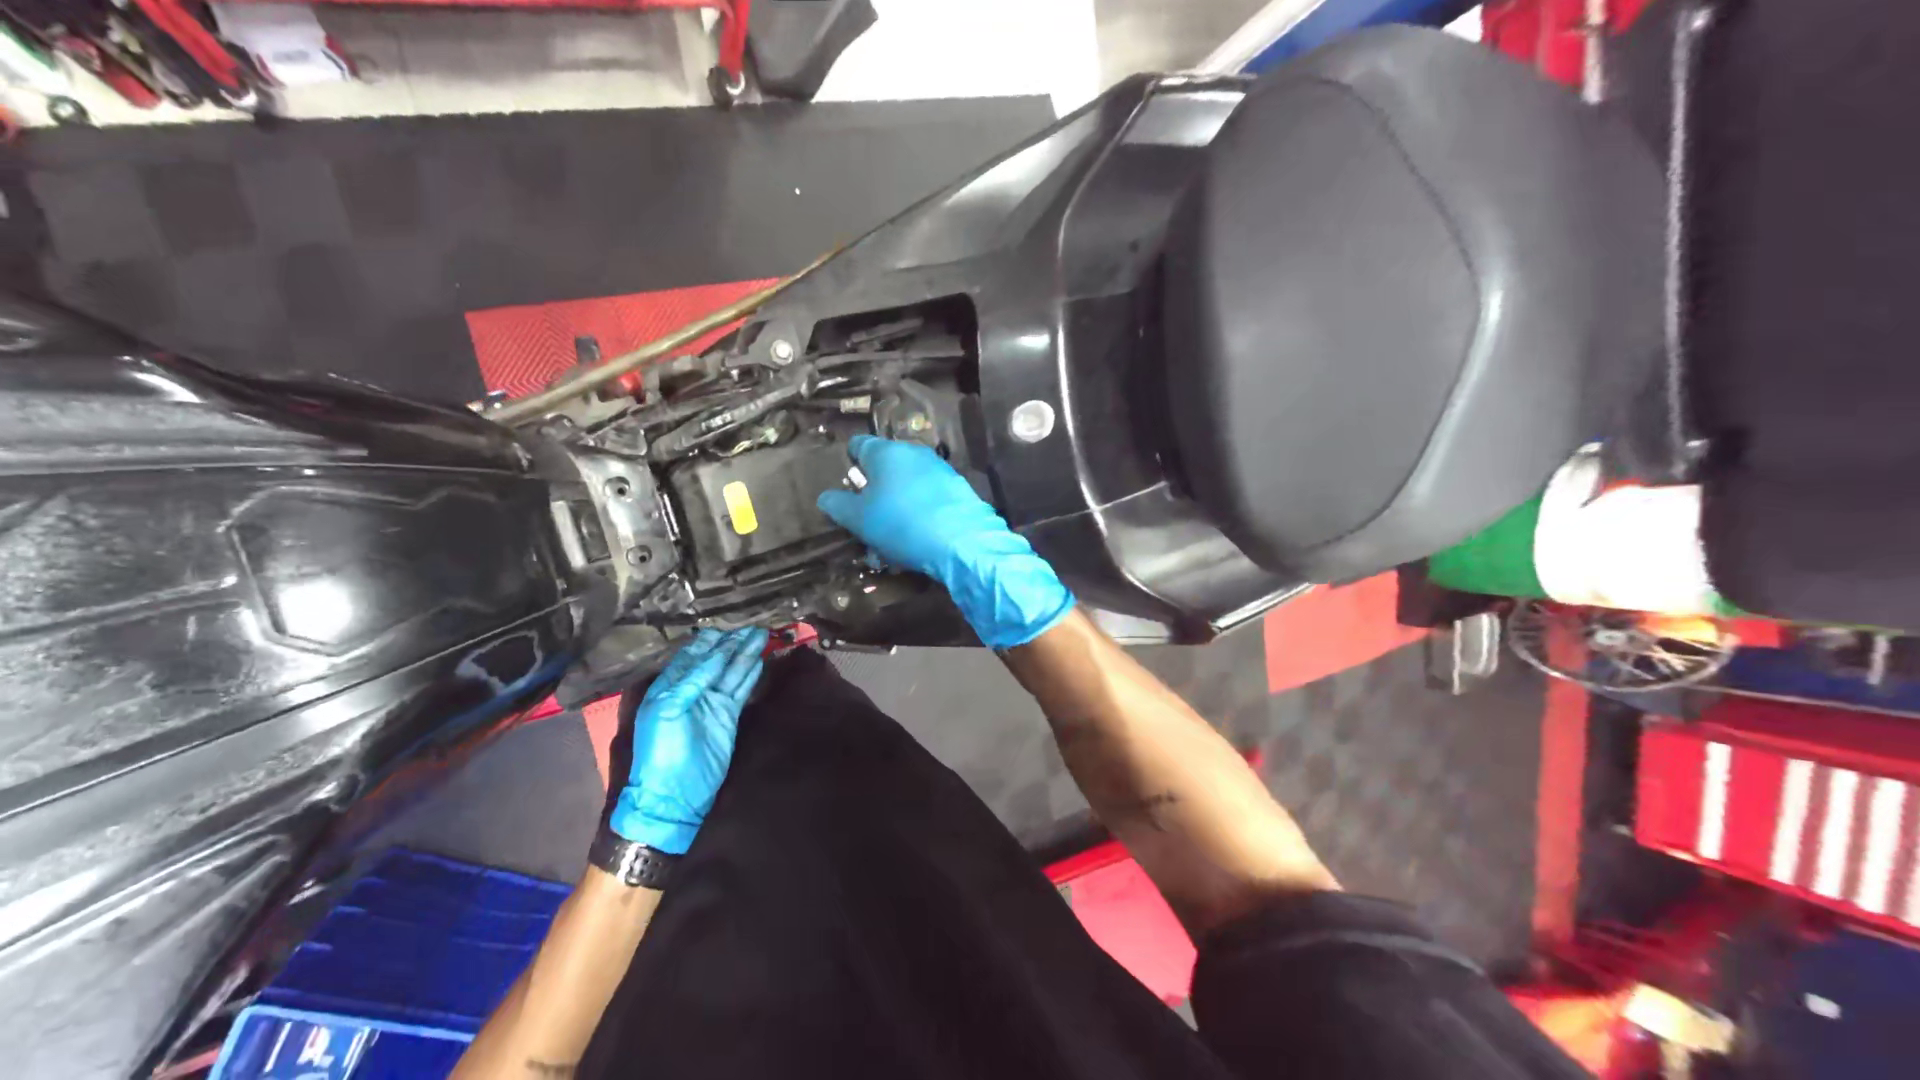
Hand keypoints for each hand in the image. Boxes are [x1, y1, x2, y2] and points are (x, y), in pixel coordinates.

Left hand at [608, 627, 768, 853]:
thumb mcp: (667, 710)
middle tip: (752, 627)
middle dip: (733, 643)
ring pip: (732, 672)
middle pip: (716, 660)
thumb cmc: (660, 752)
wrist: (672, 796)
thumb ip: (691, 681)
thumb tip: (715, 654)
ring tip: (761, 636)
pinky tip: (760, 660)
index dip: (710, 641)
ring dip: (746, 654)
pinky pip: (741, 689)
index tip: (727, 625)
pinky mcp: (728, 716)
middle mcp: (692, 690)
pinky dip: (751, 674)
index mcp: (669, 686)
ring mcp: (712, 703)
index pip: (692, 656)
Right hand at [816, 435, 1073, 647]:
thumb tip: (825, 497)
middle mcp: (913, 452)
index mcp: (886, 452)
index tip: (846, 480)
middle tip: (866, 511)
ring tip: (891, 526)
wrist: (961, 542)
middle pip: (886, 463)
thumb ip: (837, 506)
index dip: (849, 461)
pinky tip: (917, 530)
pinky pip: (929, 493)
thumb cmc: (900, 524)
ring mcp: (939, 468)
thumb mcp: (859, 520)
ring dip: (897, 497)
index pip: (859, 445)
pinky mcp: (958, 487)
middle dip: (874, 483)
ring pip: (908, 479)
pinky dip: (919, 506)